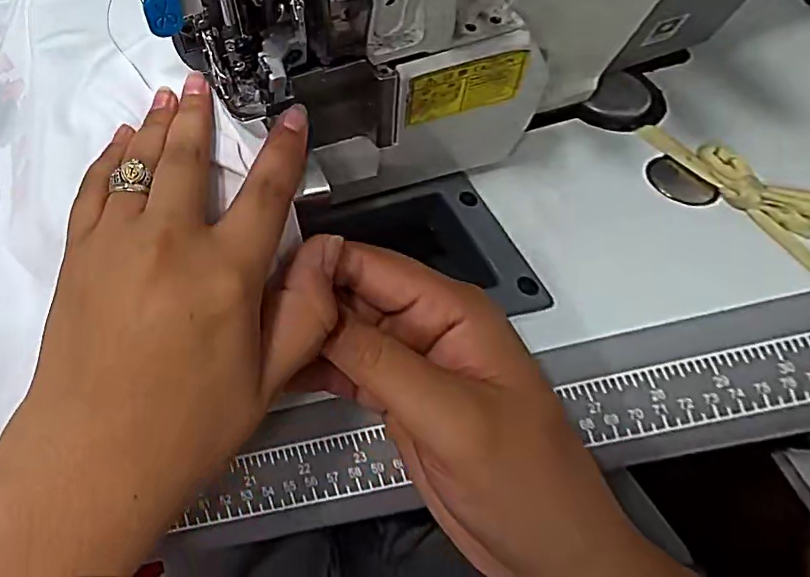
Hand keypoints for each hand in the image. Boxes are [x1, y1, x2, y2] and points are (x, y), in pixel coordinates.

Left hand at [0, 73, 334, 574]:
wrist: (90, 453)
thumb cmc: (186, 427)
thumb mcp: (266, 384)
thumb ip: (303, 315)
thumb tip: (323, 255)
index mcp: (225, 272)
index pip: (265, 192)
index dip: (283, 149)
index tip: (290, 115)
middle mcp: (170, 239)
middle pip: (186, 158)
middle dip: (197, 114)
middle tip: (197, 81)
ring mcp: (117, 238)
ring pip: (138, 162)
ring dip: (152, 124)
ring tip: (163, 96)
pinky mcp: (79, 249)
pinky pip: (95, 187)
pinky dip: (107, 158)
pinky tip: (117, 143)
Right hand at [287, 239, 685, 576]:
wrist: (556, 565)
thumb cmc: (533, 489)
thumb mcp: (453, 418)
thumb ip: (380, 359)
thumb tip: (317, 305)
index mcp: (450, 309)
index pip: (369, 263)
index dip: (317, 264)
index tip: (271, 277)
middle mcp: (424, 323)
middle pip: (346, 290)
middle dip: (301, 299)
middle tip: (253, 312)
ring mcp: (406, 357)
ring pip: (338, 326)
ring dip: (301, 333)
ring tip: (258, 339)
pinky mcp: (393, 390)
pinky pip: (342, 363)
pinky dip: (312, 367)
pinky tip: (280, 370)